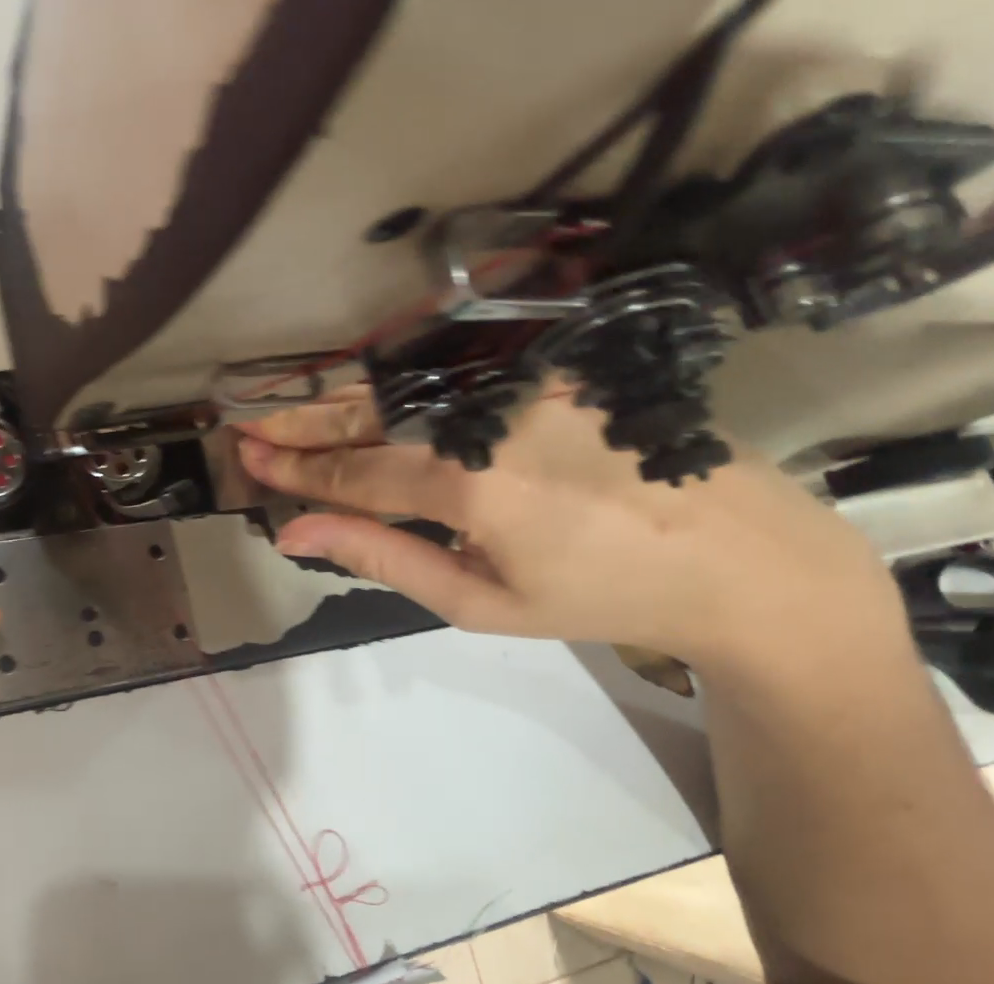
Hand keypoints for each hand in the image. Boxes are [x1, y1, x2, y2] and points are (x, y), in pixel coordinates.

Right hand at [235, 385, 903, 669]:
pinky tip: (374, 401)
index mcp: (471, 482)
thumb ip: (383, 556)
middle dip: (304, 422)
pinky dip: (406, 393)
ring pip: (414, 389)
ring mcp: (531, 385)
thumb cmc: (602, 597)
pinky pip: (462, 380)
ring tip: (294, 413)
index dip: (296, 466)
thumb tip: (298, 532)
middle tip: (249, 426)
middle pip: (373, 414)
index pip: (355, 469)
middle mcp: (493, 417)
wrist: (744, 560)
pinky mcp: (561, 374)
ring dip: (346, 401)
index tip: (249, 458)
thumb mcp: (481, 599)